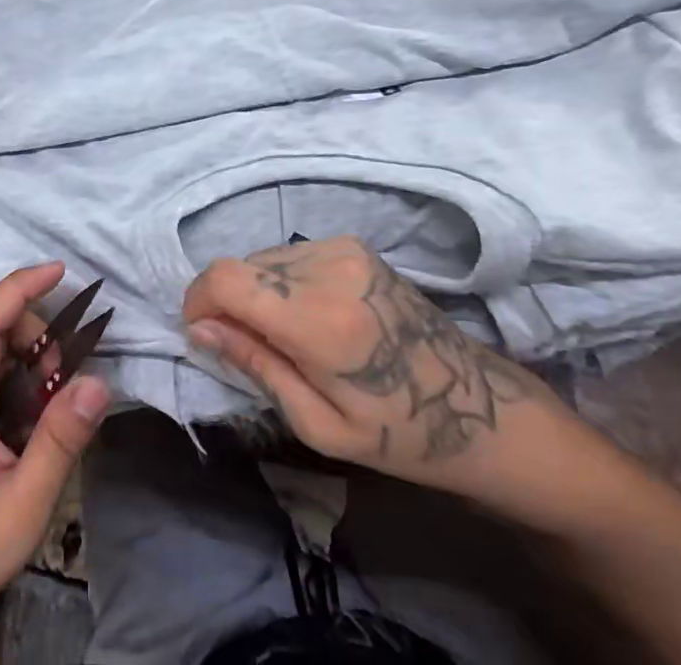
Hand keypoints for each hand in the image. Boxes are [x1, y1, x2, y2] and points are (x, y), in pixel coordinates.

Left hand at [0, 263, 111, 664]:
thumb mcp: (24, 503)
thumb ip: (60, 440)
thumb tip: (98, 382)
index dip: (20, 286)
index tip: (60, 269)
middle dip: (33, 333)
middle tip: (66, 378)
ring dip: (22, 358)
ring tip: (50, 403)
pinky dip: (7, 376)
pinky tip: (26, 416)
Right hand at [184, 237, 591, 514]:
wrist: (483, 410)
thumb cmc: (398, 433)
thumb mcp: (316, 423)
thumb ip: (253, 364)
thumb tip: (198, 327)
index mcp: (322, 320)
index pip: (225, 278)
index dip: (197, 300)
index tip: (201, 334)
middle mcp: (331, 269)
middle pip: (238, 268)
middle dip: (226, 304)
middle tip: (249, 348)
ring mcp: (346, 250)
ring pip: (259, 259)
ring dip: (253, 294)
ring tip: (285, 337)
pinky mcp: (354, 247)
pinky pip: (286, 255)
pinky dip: (278, 284)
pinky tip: (306, 317)